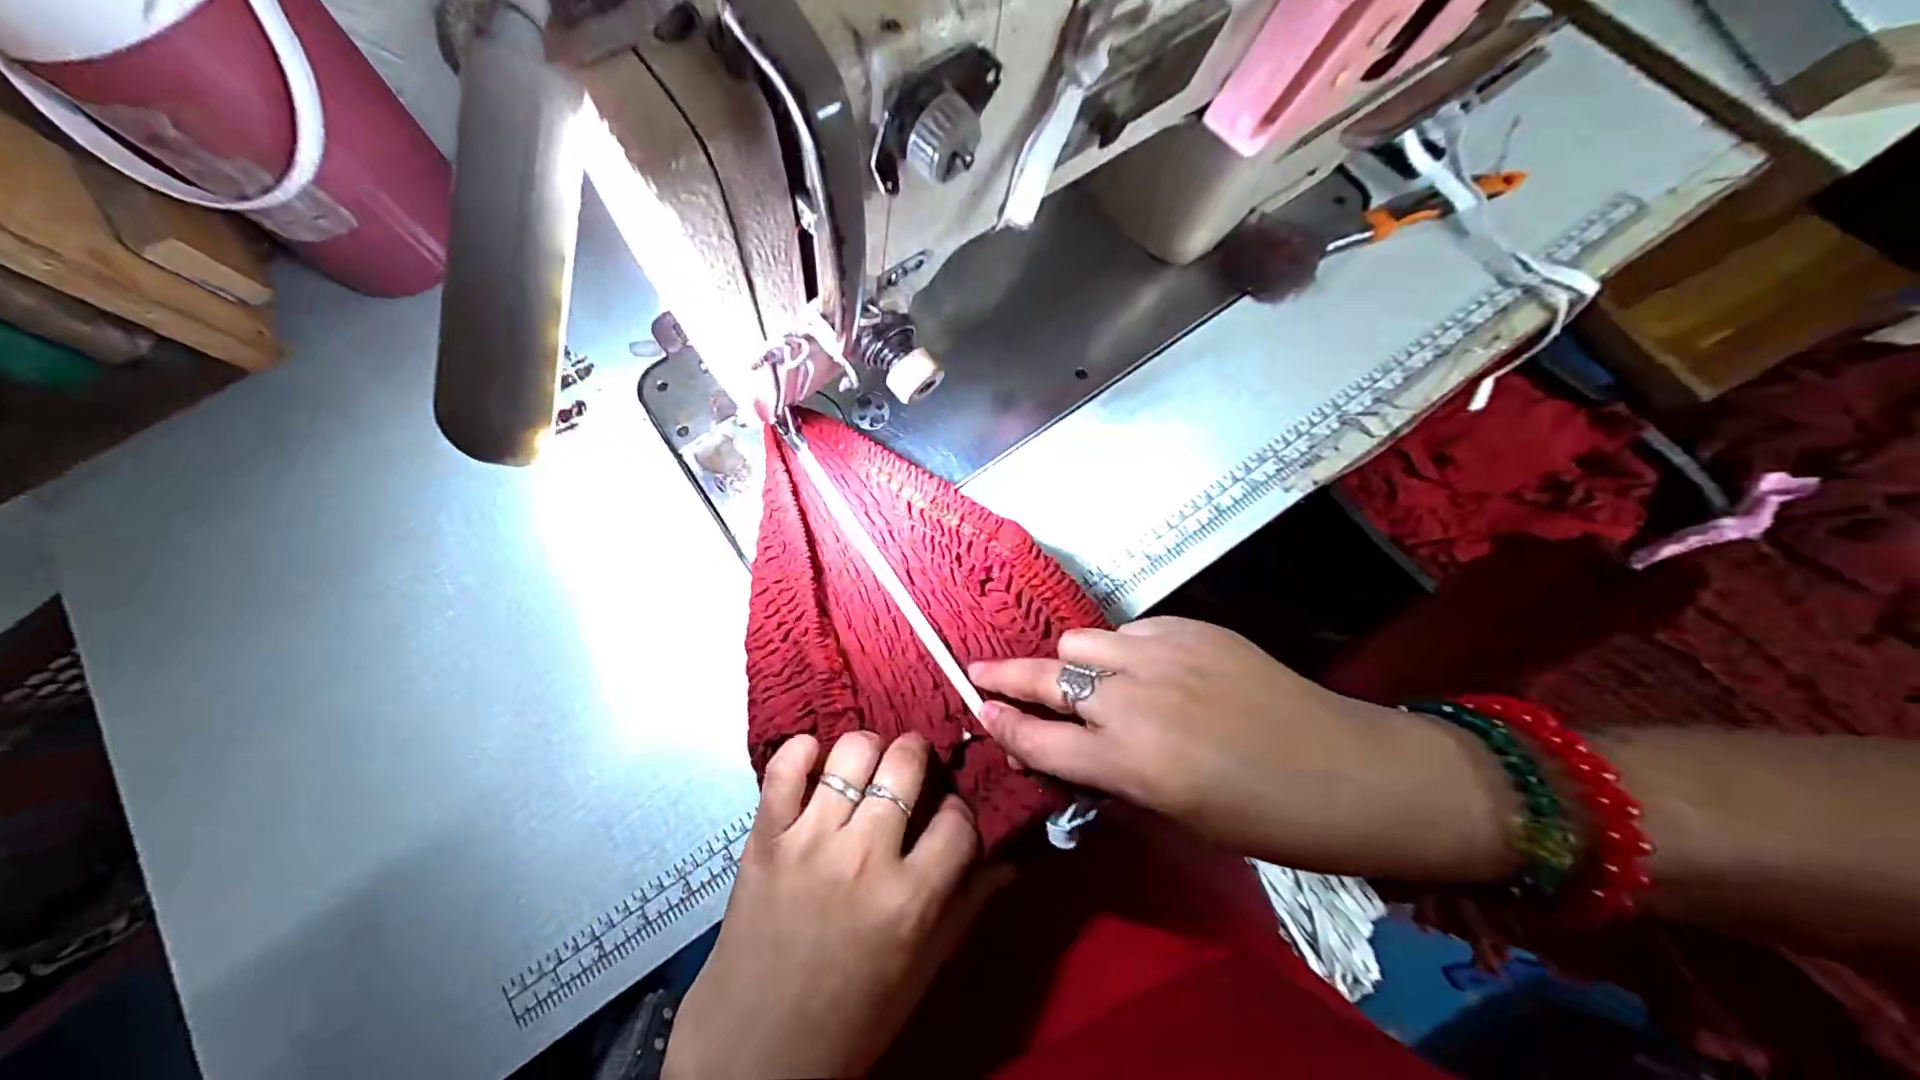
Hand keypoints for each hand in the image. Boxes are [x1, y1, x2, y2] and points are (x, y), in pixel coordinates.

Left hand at [665, 732, 1007, 1078]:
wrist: (756, 1054)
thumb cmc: (852, 1017)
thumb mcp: (923, 971)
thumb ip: (967, 907)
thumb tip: (1010, 860)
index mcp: (910, 899)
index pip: (957, 820)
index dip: (960, 812)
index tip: (949, 817)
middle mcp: (863, 857)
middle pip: (905, 765)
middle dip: (918, 756)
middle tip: (914, 766)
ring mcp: (808, 841)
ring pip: (852, 754)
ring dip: (870, 749)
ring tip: (871, 764)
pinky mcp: (764, 838)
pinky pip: (784, 768)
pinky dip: (802, 750)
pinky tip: (816, 757)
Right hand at [968, 617, 1519, 881]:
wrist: (1352, 770)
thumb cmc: (1264, 819)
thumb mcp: (1175, 813)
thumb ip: (1112, 774)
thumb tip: (1067, 747)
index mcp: (1130, 763)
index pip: (1041, 740)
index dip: (1003, 726)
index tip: (978, 712)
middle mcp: (1134, 701)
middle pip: (1047, 678)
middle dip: (1005, 676)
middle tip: (980, 673)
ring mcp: (1163, 655)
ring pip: (1084, 642)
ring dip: (1073, 662)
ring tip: (1082, 677)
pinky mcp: (1192, 628)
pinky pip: (1132, 630)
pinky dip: (1125, 649)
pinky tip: (1147, 667)